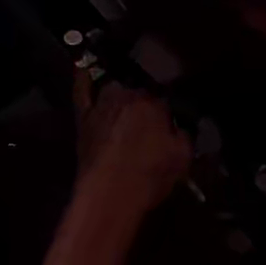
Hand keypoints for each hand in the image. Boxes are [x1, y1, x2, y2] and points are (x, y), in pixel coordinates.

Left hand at [74, 71, 190, 213]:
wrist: (110, 192)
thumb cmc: (150, 175)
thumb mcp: (182, 158)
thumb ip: (183, 135)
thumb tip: (180, 126)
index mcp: (154, 103)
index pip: (163, 98)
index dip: (166, 113)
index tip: (168, 124)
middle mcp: (128, 95)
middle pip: (138, 92)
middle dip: (143, 104)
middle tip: (146, 123)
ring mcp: (102, 103)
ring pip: (113, 88)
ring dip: (119, 95)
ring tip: (124, 108)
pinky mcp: (83, 115)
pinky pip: (82, 90)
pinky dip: (83, 80)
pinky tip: (84, 72)